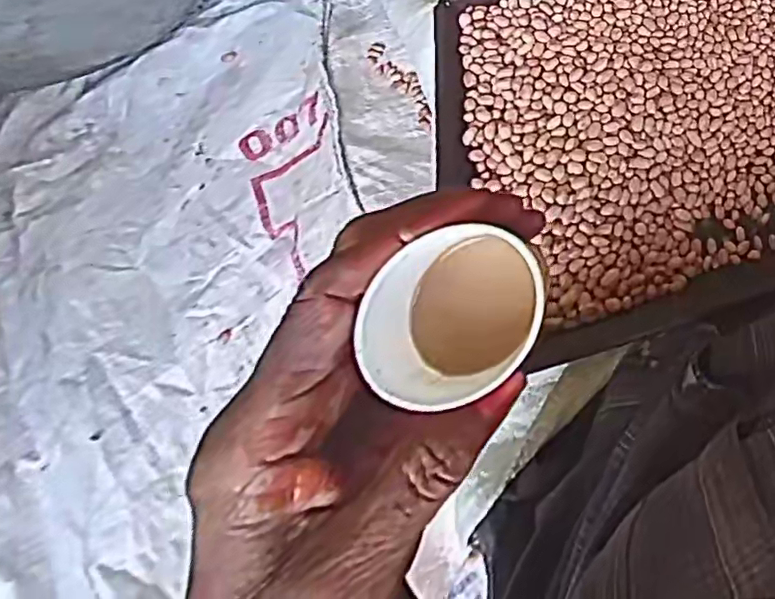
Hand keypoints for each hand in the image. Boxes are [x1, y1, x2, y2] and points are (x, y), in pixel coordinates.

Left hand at [188, 191, 543, 598]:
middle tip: (503, 212)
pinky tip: (499, 287)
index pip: (322, 301)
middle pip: (358, 273)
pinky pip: (417, 328)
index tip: (454, 215)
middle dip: (434, 226)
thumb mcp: (353, 560)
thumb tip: (499, 384)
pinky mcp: (371, 400)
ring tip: (512, 235)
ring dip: (455, 251)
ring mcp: (334, 392)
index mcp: (262, 426)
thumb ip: (427, 471)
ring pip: (390, 291)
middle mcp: (294, 393)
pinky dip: (463, 295)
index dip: (389, 244)